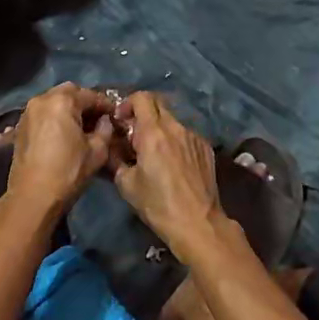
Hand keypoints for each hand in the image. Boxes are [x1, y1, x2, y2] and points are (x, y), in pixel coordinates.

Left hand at [4, 83, 114, 218]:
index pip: (91, 96)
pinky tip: (63, 134)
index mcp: (62, 101)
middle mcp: (42, 100)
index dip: (106, 105)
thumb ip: (105, 130)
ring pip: (53, 101)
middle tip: (97, 118)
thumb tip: (104, 121)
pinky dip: (54, 118)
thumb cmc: (68, 172)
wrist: (32, 198)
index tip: (115, 115)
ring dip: (68, 109)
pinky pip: (42, 114)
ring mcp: (28, 113)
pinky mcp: (20, 127)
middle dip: (84, 102)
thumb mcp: (97, 151)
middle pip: (69, 92)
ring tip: (80, 126)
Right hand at [112, 92, 226, 261]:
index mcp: (154, 132)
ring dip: (159, 130)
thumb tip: (113, 146)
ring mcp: (193, 135)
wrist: (198, 222)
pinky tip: (173, 164)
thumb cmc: (158, 204)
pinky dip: (175, 141)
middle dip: (142, 115)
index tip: (121, 121)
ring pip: (172, 121)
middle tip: (133, 136)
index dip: (128, 104)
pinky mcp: (205, 146)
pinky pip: (185, 135)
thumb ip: (116, 158)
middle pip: (157, 105)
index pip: (142, 98)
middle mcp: (176, 127)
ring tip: (153, 154)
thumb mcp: (127, 184)